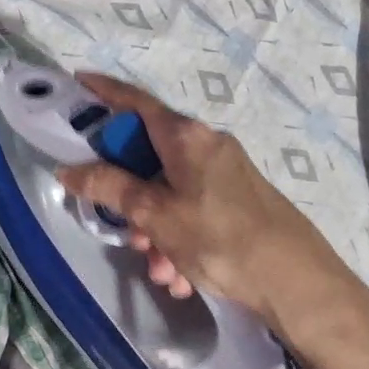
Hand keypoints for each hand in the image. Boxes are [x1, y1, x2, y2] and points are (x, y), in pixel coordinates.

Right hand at [55, 73, 368, 336]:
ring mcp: (225, 173)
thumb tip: (68, 169)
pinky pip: (190, 210)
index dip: (103, 90)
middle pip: (146, 154)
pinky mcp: (238, 201)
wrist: (300, 286)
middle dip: (124, 192)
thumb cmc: (221, 240)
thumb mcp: (154, 214)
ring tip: (157, 269)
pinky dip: (176, 239)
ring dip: (151, 228)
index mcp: (186, 137)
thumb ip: (108, 187)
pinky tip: (179, 277)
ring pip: (166, 190)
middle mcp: (206, 145)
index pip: (135, 101)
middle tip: (114, 223)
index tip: (78, 82)